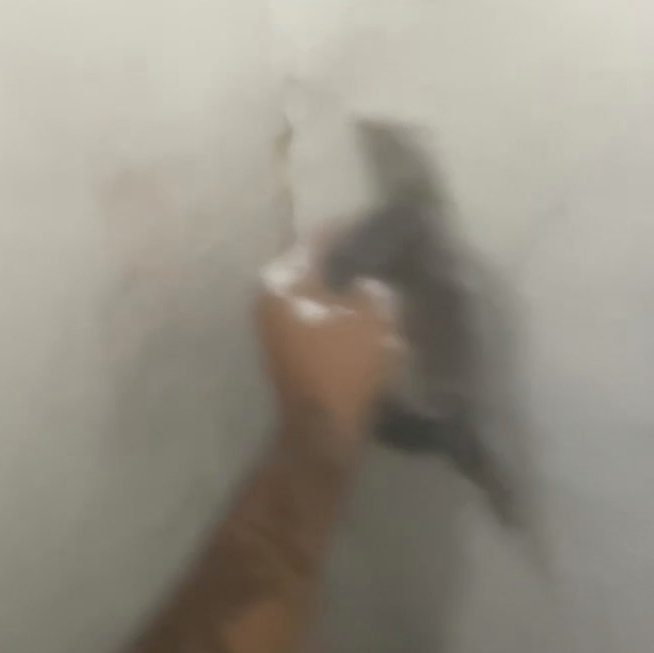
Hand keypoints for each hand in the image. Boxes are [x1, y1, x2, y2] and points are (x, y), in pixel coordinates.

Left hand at [256, 234, 402, 441]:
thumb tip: (368, 281)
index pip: (318, 240)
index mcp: (282, 282)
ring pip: (319, 295)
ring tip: (382, 279)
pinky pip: (322, 320)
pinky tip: (369, 313)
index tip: (378, 221)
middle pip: (315, 267)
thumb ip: (372, 286)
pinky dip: (343, 315)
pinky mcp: (292, 352)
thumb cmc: (344, 366)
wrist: (324, 431)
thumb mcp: (372, 316)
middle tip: (383, 250)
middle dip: (348, 259)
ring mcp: (276, 328)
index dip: (351, 230)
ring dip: (346, 289)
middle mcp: (270, 300)